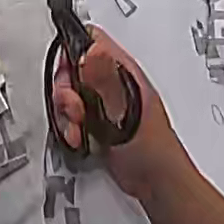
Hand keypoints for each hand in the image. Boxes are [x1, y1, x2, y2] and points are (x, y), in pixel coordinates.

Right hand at [52, 27, 190, 200]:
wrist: (157, 184)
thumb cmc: (153, 150)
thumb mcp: (124, 109)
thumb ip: (104, 79)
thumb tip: (92, 50)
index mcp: (124, 70)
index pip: (92, 39)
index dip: (72, 49)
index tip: (67, 71)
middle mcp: (113, 82)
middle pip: (74, 67)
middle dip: (66, 87)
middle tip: (75, 106)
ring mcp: (105, 101)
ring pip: (70, 92)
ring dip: (66, 111)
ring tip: (79, 125)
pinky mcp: (98, 121)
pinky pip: (72, 115)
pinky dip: (70, 126)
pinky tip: (80, 136)